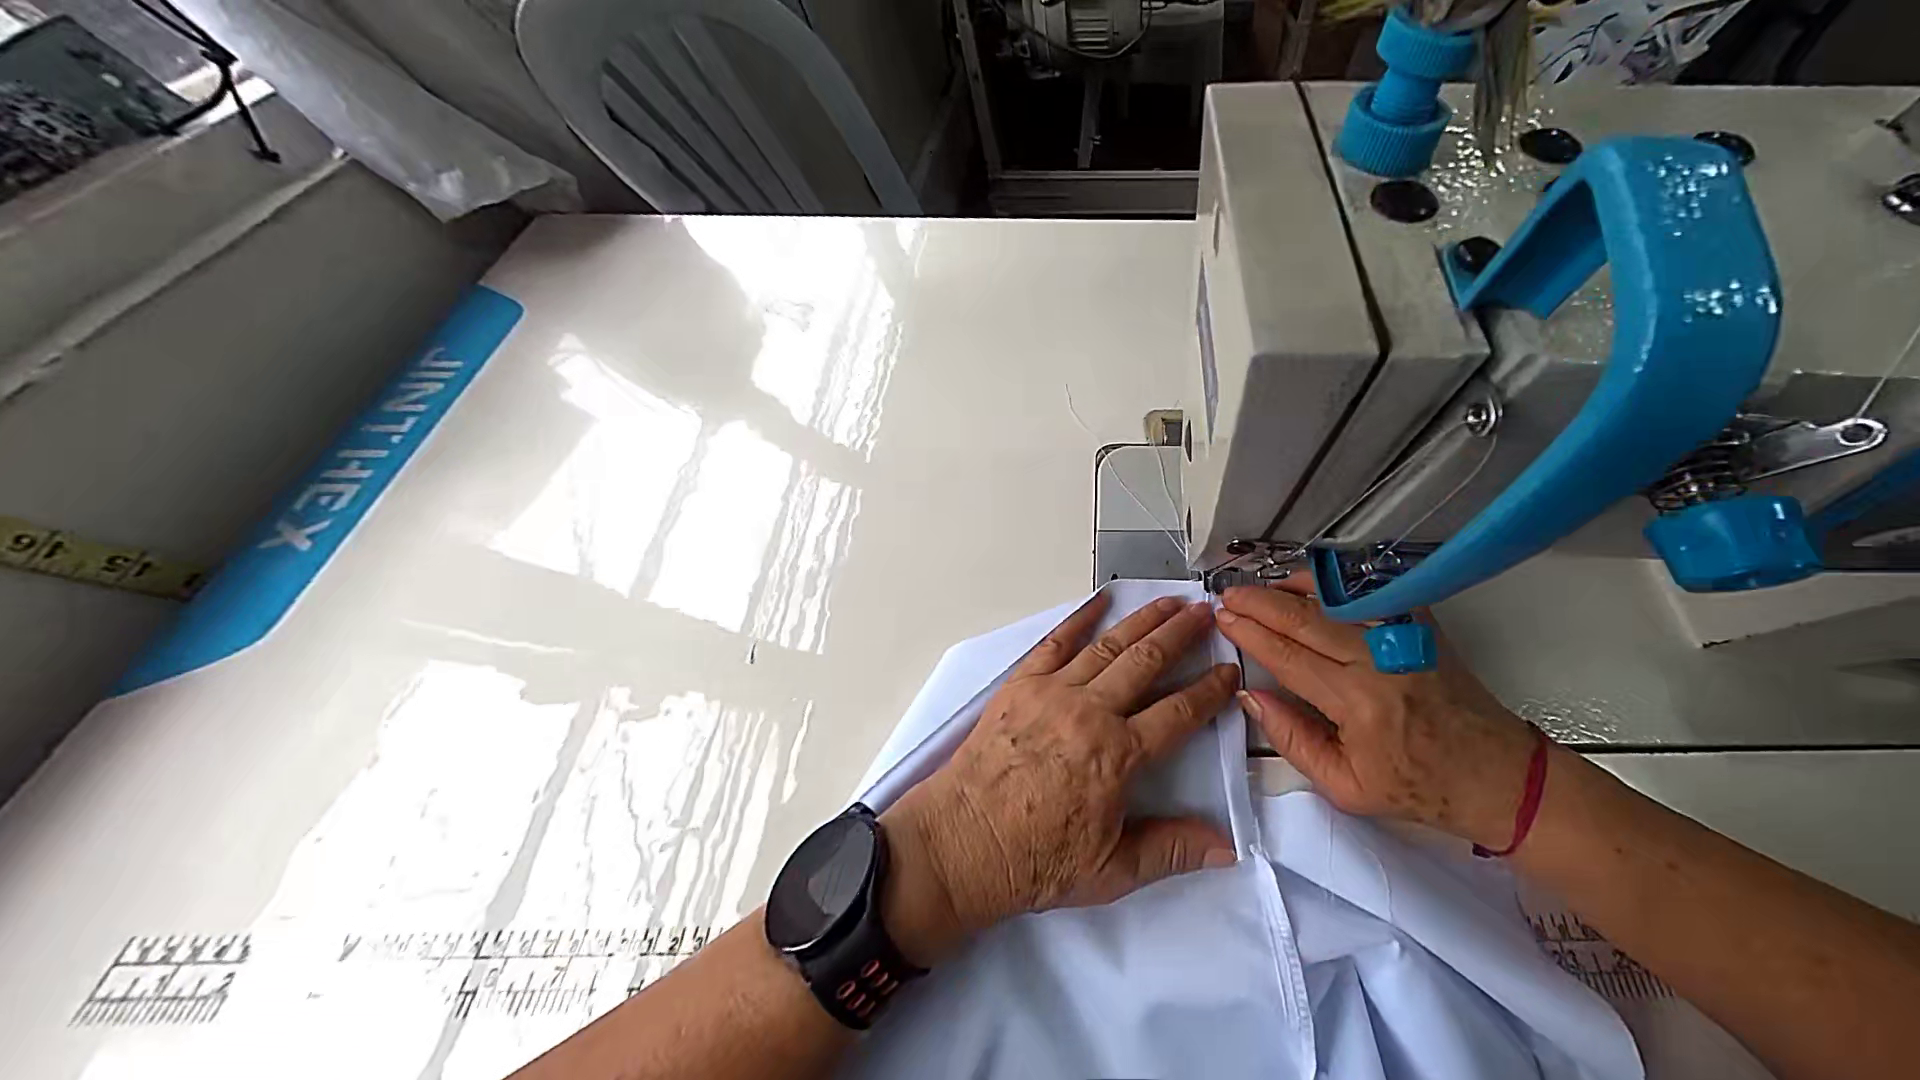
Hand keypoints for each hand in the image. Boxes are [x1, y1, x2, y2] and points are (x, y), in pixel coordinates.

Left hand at [880, 593, 1240, 965]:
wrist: (962, 842)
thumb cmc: (1034, 859)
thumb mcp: (1112, 870)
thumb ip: (1172, 849)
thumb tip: (1229, 847)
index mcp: (1117, 756)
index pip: (1178, 714)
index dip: (1209, 690)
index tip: (1229, 671)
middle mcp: (1088, 713)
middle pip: (1146, 663)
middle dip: (1181, 635)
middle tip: (1206, 614)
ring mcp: (1051, 693)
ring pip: (1107, 646)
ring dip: (1142, 621)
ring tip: (1169, 603)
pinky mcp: (1019, 686)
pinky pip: (1054, 643)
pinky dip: (1078, 619)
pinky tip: (1099, 602)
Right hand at [1213, 575, 1540, 850]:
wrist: (1500, 779)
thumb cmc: (1422, 787)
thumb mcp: (1345, 786)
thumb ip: (1292, 739)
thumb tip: (1252, 697)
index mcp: (1358, 704)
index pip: (1287, 656)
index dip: (1249, 634)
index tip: (1224, 621)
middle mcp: (1379, 663)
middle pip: (1304, 619)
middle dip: (1259, 603)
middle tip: (1229, 596)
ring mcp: (1404, 641)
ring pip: (1335, 599)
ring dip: (1291, 587)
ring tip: (1260, 587)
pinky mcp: (1422, 631)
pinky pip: (1371, 596)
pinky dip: (1334, 585)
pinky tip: (1310, 584)